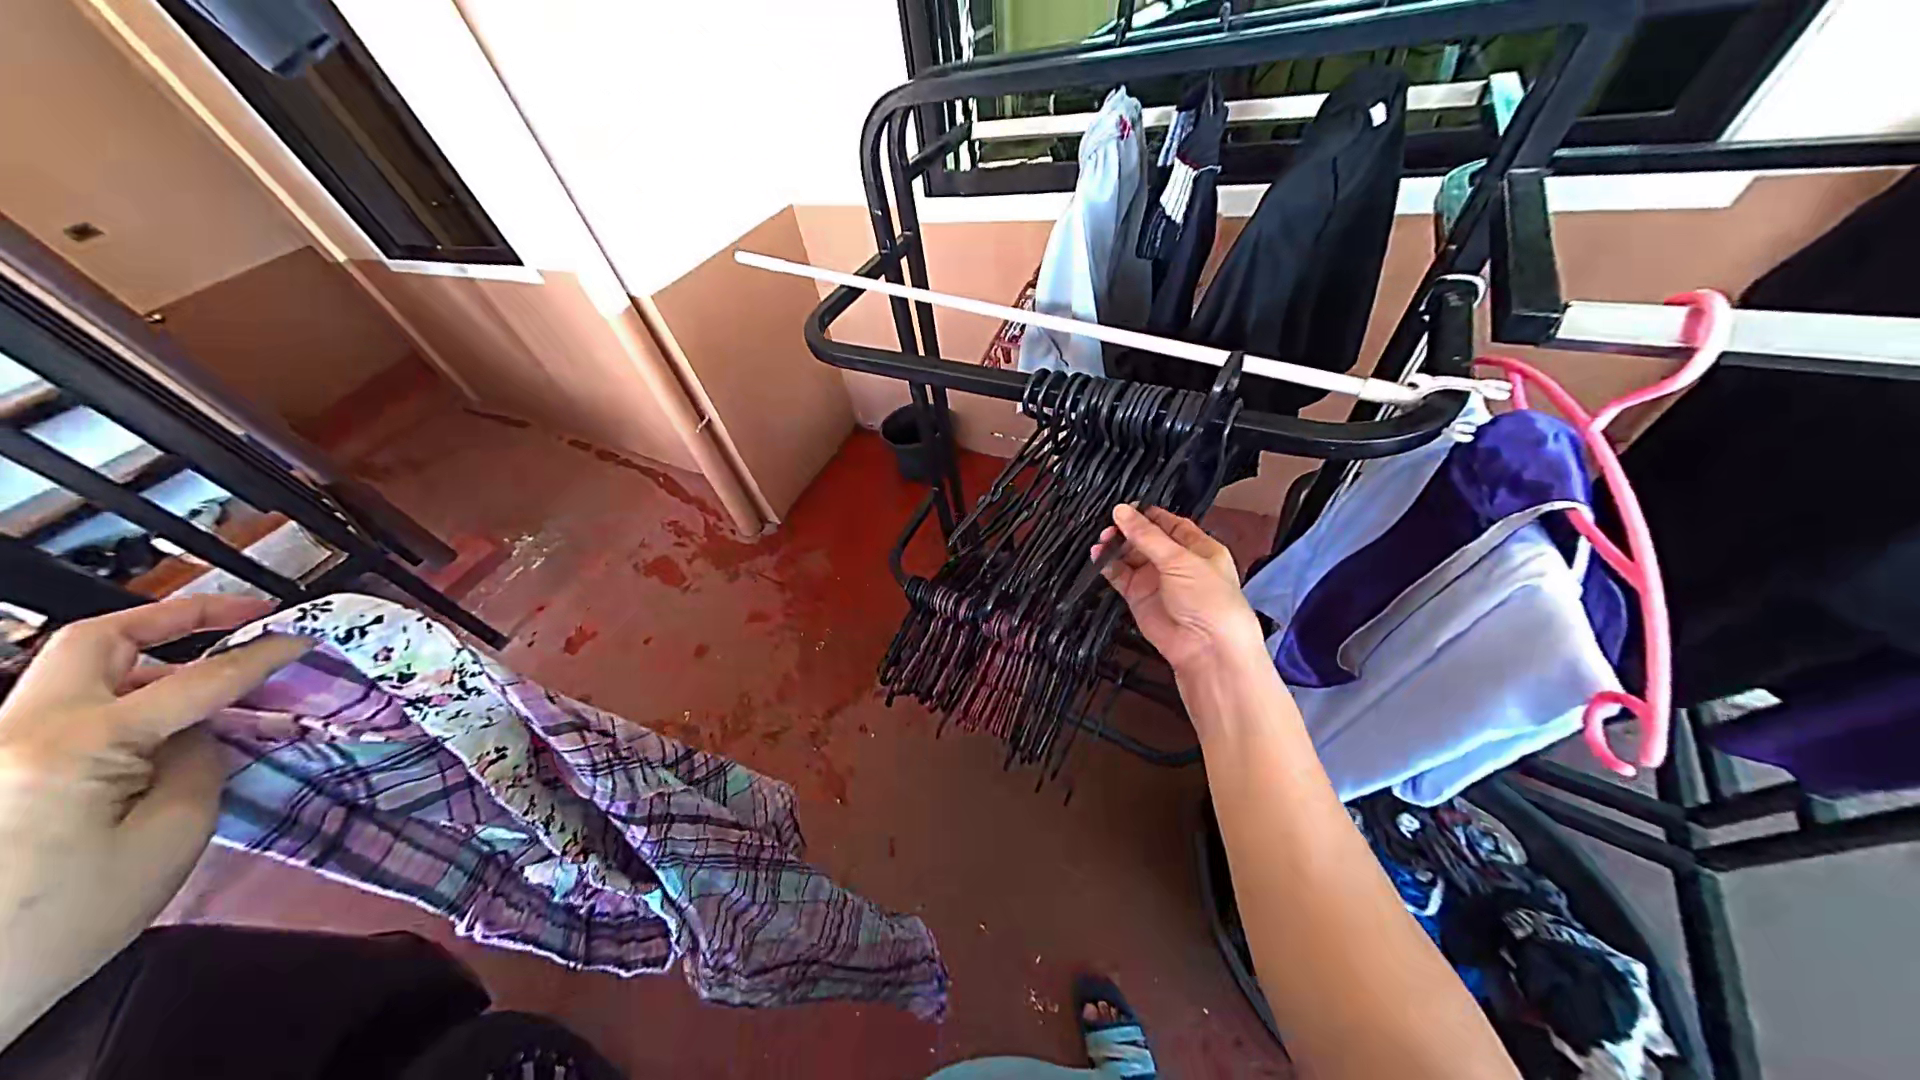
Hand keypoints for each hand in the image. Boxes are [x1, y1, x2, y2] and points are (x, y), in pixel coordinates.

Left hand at [0, 596, 309, 1048]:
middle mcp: (17, 732)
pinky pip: (65, 710)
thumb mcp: (172, 835)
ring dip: (150, 658)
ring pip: (76, 672)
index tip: (302, 639)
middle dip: (180, 615)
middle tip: (244, 614)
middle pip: (98, 641)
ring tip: (212, 670)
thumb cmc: (69, 919)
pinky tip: (163, 719)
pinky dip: (122, 696)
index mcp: (71, 747)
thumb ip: (196, 761)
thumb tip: (198, 728)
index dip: (258, 656)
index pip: (193, 681)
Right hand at [1094, 504, 1266, 676]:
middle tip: (1110, 525)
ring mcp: (1157, 580)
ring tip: (1102, 541)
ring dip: (1115, 547)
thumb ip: (1147, 535)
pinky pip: (1119, 576)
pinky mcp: (1139, 597)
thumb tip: (1123, 512)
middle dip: (1126, 530)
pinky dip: (1107, 566)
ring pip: (1129, 556)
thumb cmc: (1211, 602)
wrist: (1206, 647)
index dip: (1146, 514)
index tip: (1125, 507)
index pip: (1168, 523)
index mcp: (1197, 547)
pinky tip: (1099, 558)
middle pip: (1145, 538)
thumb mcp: (1180, 559)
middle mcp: (1177, 562)